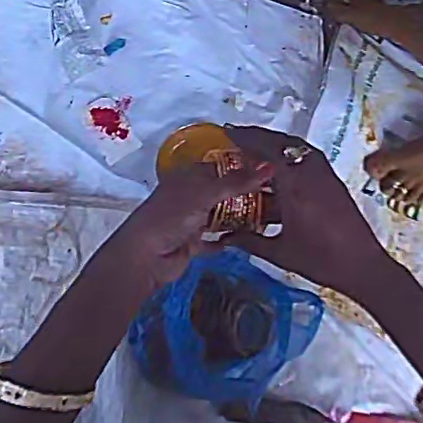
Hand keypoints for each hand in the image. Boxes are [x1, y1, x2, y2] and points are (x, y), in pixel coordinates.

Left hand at [82, 159, 272, 300]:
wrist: (145, 257)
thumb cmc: (171, 216)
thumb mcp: (206, 193)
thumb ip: (237, 181)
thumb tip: (269, 166)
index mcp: (189, 175)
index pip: (222, 165)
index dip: (244, 167)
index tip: (272, 171)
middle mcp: (191, 194)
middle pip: (224, 190)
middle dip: (247, 193)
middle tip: (277, 195)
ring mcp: (192, 219)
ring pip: (222, 214)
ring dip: (241, 216)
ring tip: (271, 215)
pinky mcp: (193, 242)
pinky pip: (216, 239)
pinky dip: (229, 239)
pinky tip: (250, 238)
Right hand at [219, 126, 410, 302]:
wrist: (363, 266)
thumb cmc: (320, 260)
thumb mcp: (280, 253)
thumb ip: (250, 241)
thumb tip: (224, 237)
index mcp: (294, 187)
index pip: (266, 152)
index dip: (245, 139)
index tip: (228, 133)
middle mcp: (311, 173)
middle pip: (282, 143)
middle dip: (259, 136)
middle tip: (238, 135)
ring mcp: (326, 175)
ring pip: (298, 147)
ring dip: (277, 141)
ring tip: (258, 145)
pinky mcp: (335, 181)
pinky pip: (310, 155)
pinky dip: (292, 151)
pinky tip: (283, 163)